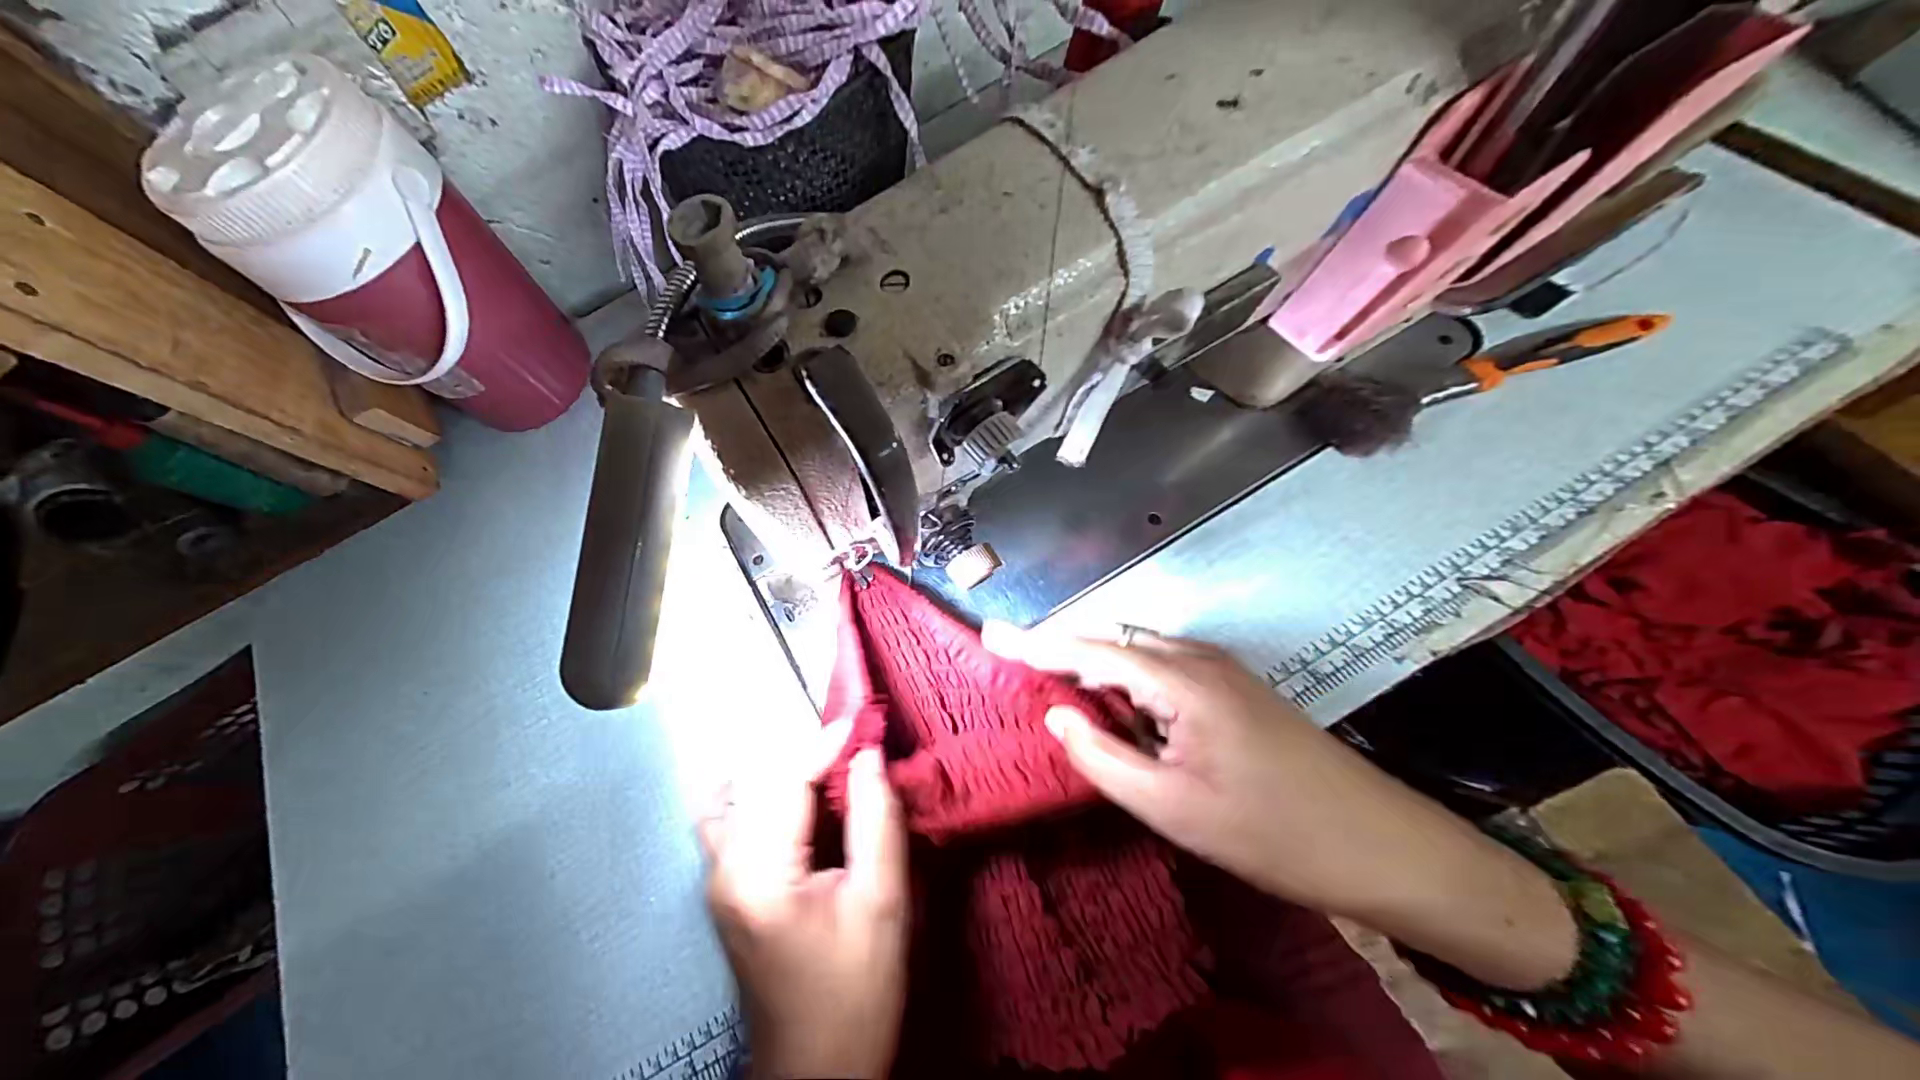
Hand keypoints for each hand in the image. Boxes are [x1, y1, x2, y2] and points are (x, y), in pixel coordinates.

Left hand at [699, 724, 907, 1078]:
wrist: (814, 1071)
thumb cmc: (856, 994)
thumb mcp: (883, 904)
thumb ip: (876, 820)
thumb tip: (869, 756)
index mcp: (759, 874)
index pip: (786, 779)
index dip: (826, 743)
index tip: (862, 722)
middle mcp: (723, 868)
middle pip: (758, 779)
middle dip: (809, 753)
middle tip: (857, 748)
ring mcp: (715, 879)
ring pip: (740, 793)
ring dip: (785, 771)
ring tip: (832, 772)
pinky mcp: (723, 888)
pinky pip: (733, 816)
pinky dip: (764, 793)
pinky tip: (796, 797)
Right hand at [981, 622, 1576, 990]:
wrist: (1381, 843)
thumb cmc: (1270, 831)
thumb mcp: (1171, 806)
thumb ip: (1103, 756)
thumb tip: (1057, 716)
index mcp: (1179, 680)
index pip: (1089, 649)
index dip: (1035, 643)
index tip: (990, 635)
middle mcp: (1198, 658)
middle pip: (1112, 641)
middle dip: (1062, 650)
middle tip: (1017, 665)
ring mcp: (1222, 670)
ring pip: (1138, 653)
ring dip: (1095, 665)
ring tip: (1057, 688)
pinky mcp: (1236, 689)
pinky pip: (1164, 668)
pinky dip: (1128, 680)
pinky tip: (1118, 707)